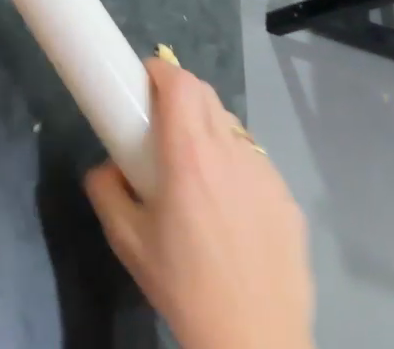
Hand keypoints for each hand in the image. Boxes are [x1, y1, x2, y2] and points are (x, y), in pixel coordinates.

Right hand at [84, 58, 313, 348]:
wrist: (254, 338)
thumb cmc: (182, 285)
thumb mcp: (125, 239)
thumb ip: (105, 189)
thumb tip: (108, 167)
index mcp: (189, 156)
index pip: (179, 83)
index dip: (159, 72)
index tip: (141, 82)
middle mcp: (231, 153)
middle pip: (206, 94)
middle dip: (179, 93)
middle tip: (158, 122)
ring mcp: (266, 174)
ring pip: (232, 127)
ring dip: (208, 129)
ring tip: (194, 171)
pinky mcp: (288, 200)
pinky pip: (255, 162)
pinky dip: (234, 165)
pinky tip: (228, 209)